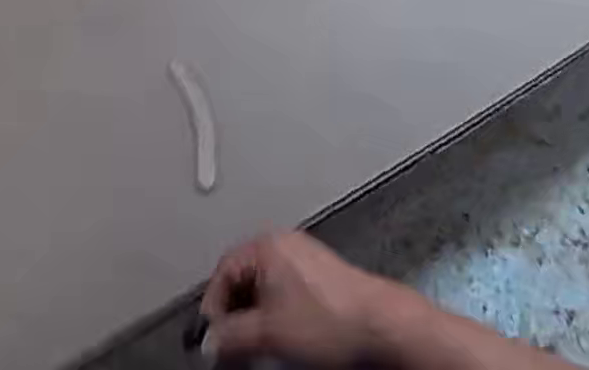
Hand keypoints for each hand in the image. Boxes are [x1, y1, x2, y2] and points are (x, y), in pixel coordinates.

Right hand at [200, 231, 420, 366]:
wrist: (378, 324)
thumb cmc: (326, 320)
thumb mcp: (269, 333)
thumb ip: (231, 336)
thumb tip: (210, 342)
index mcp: (266, 246)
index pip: (223, 271)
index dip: (213, 307)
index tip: (212, 339)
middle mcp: (282, 243)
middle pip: (242, 276)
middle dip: (234, 312)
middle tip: (232, 345)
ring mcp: (302, 256)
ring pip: (263, 284)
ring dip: (254, 314)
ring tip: (257, 344)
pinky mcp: (317, 272)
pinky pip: (282, 287)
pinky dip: (274, 310)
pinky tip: (281, 334)